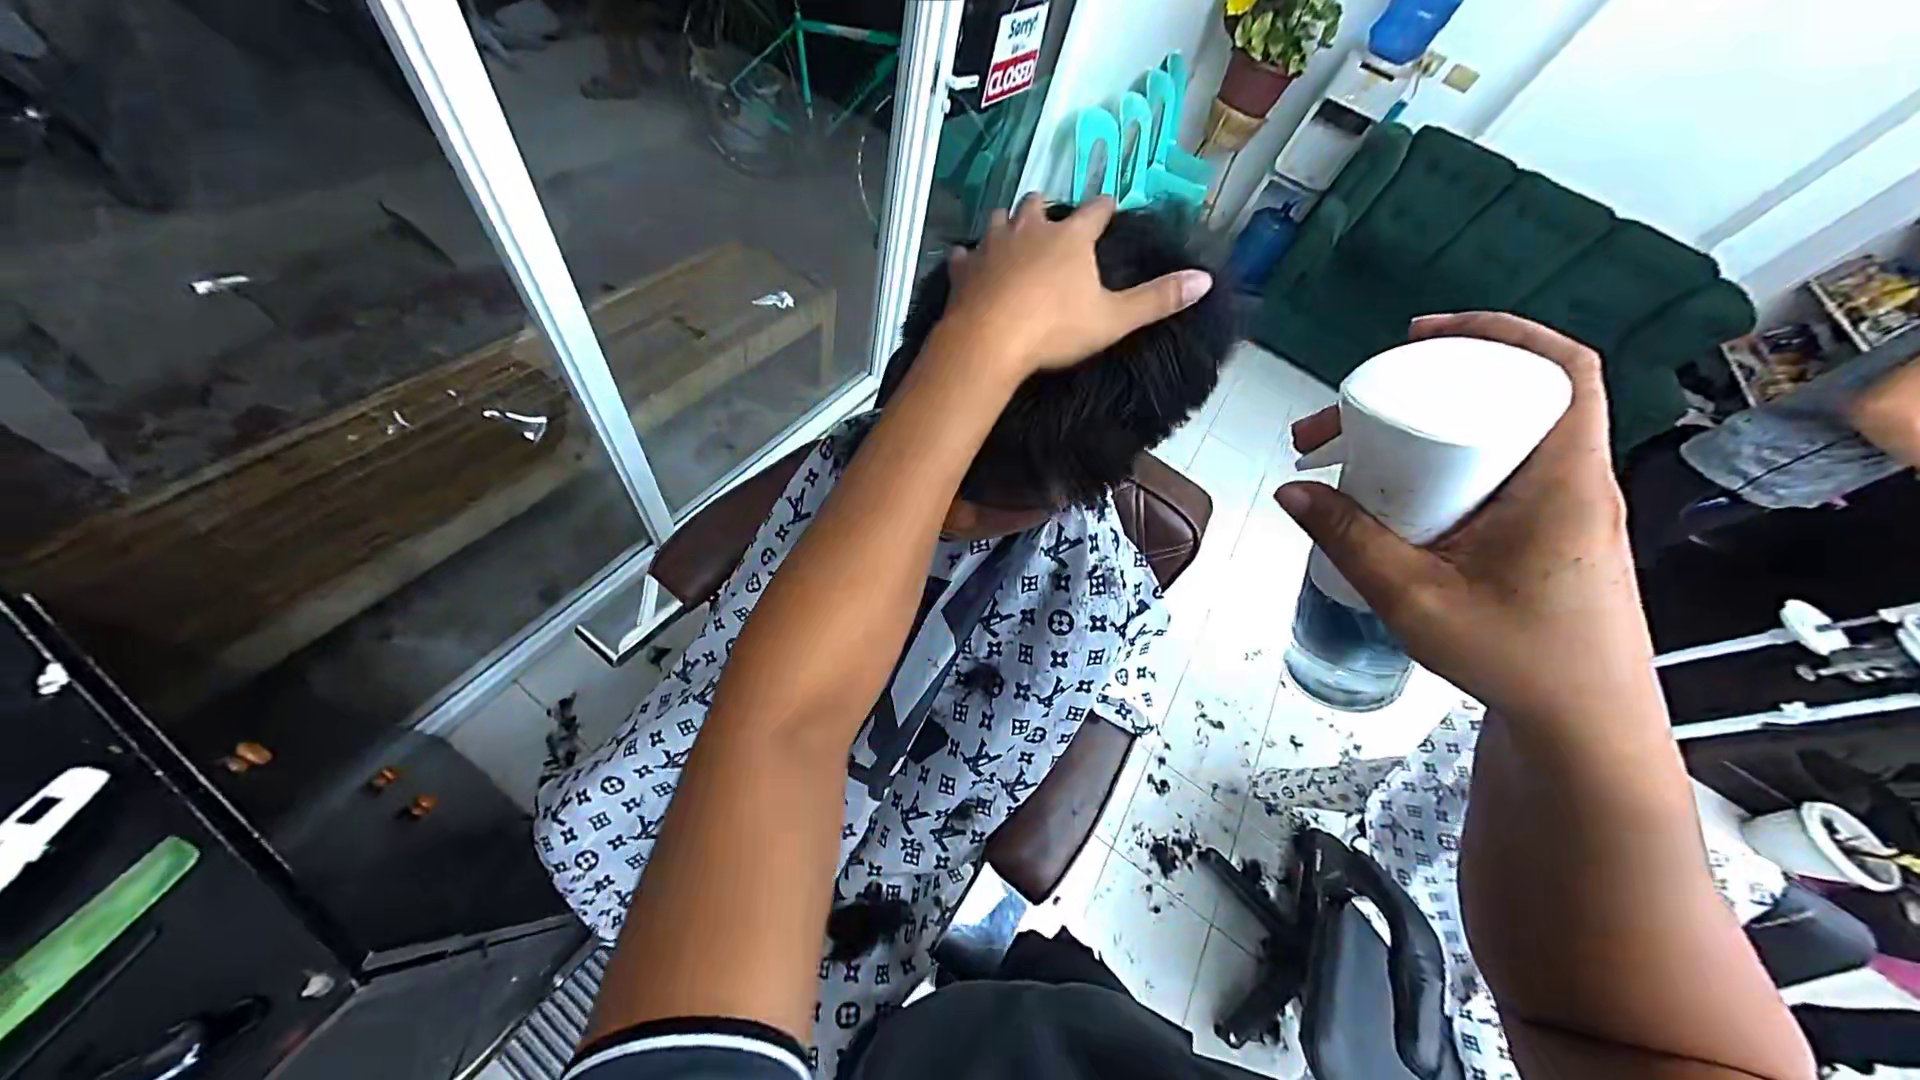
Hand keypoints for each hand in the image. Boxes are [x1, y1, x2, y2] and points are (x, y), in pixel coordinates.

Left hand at [939, 194, 1212, 375]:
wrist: (989, 342)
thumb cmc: (1055, 330)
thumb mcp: (1113, 319)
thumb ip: (1157, 299)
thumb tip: (1205, 280)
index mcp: (1071, 237)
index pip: (1096, 210)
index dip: (1105, 208)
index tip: (1109, 208)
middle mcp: (1030, 229)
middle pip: (1039, 204)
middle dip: (1048, 209)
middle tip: (1052, 220)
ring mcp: (992, 245)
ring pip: (999, 219)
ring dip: (1007, 224)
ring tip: (1012, 235)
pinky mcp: (964, 268)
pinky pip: (964, 254)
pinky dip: (969, 258)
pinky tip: (970, 264)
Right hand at [1275, 313, 1659, 725]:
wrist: (1580, 722)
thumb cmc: (1514, 658)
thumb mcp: (1414, 597)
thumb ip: (1348, 540)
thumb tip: (1291, 490)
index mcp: (1560, 480)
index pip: (1558, 370)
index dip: (1494, 333)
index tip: (1419, 334)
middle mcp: (1569, 480)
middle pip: (1500, 400)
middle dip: (1413, 394)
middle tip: (1338, 423)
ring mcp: (1558, 507)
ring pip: (1488, 439)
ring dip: (1417, 434)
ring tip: (1344, 460)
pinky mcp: (1541, 532)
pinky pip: (1487, 472)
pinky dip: (1435, 465)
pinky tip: (1389, 493)